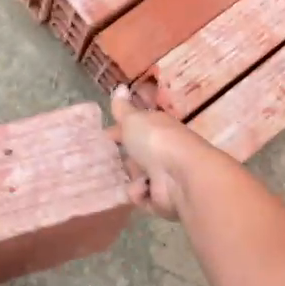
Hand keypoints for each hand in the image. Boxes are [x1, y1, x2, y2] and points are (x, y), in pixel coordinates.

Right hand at [109, 86, 209, 220]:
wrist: (182, 177)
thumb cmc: (156, 140)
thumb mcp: (133, 119)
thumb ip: (123, 108)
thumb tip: (119, 87)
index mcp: (156, 127)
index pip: (135, 127)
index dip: (119, 130)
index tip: (102, 136)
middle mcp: (161, 149)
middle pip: (134, 154)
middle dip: (121, 158)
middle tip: (105, 160)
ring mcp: (163, 174)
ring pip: (136, 176)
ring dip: (130, 177)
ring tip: (125, 175)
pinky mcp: (163, 198)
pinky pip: (141, 196)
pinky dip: (139, 194)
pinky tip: (142, 189)